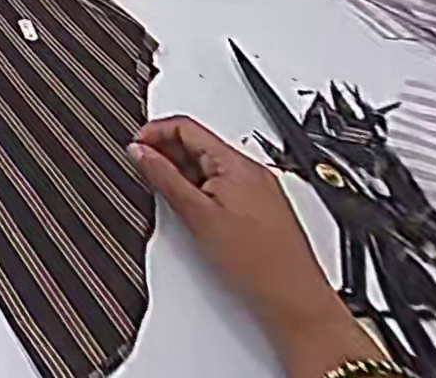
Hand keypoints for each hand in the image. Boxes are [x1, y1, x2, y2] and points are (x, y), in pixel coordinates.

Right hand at [130, 117, 382, 377]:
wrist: (299, 309)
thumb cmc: (259, 266)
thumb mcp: (196, 215)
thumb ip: (162, 176)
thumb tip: (139, 151)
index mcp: (236, 163)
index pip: (184, 126)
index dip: (153, 132)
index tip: (136, 147)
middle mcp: (250, 170)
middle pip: (195, 142)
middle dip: (165, 153)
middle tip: (147, 171)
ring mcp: (258, 188)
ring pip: (206, 163)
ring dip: (181, 172)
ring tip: (169, 196)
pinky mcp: (260, 207)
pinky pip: (220, 182)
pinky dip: (199, 188)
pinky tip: (192, 211)